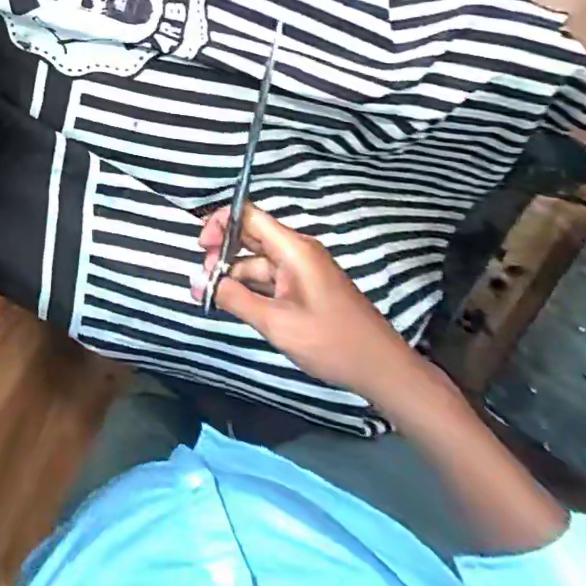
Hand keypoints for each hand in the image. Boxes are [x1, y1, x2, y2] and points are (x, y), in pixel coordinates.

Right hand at [196, 205, 428, 400]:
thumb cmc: (332, 343)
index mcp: (294, 250)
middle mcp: (296, 252)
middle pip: (248, 236)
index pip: (247, 215)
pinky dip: (247, 287)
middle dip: (220, 253)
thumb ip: (235, 298)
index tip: (202, 247)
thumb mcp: (276, 323)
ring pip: (254, 260)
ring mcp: (301, 270)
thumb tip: (201, 283)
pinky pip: (267, 278)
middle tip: (204, 280)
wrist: (384, 371)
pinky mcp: (303, 287)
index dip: (219, 223)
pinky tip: (232, 303)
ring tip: (210, 297)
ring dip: (231, 275)